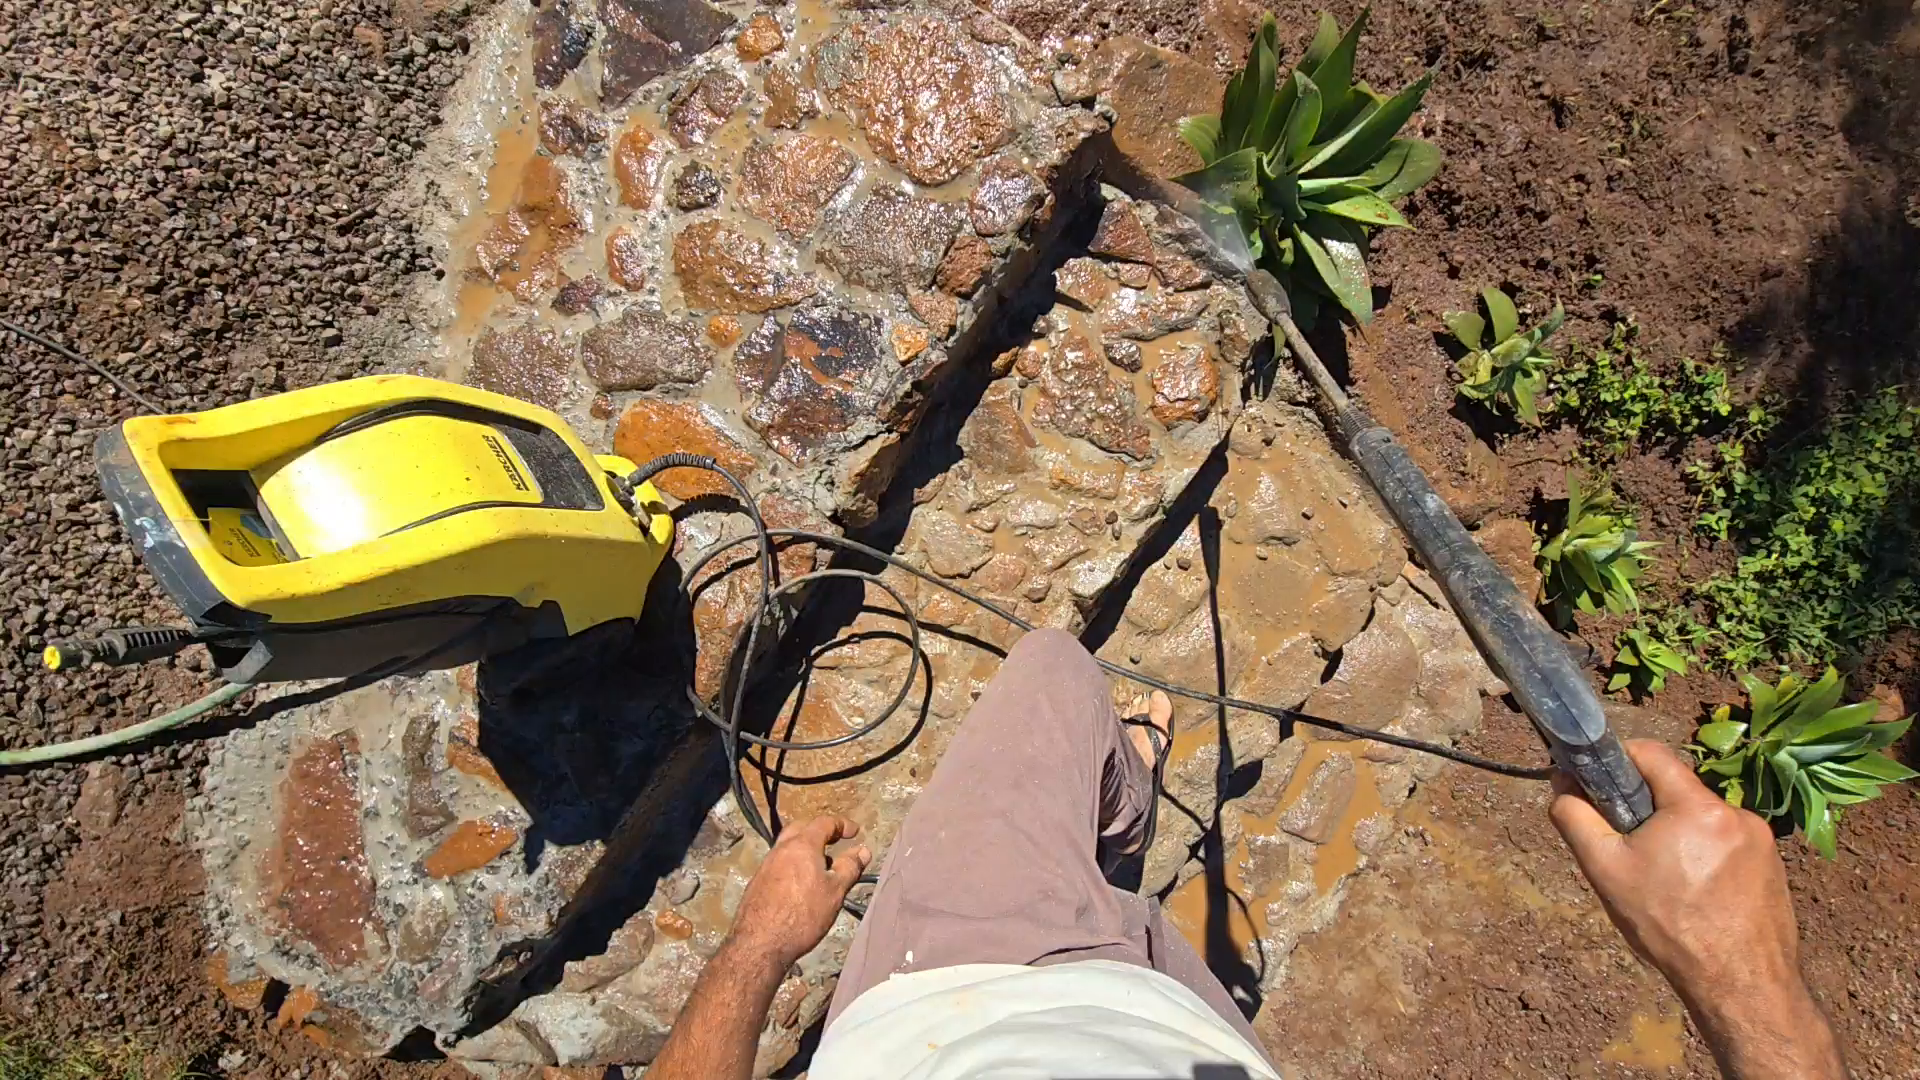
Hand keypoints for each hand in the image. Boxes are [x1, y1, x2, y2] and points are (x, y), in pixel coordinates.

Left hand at [730, 816, 871, 968]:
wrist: (758, 945)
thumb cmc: (802, 915)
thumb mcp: (835, 892)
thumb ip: (850, 868)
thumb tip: (863, 850)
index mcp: (802, 845)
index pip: (824, 822)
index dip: (842, 824)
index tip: (855, 831)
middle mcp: (781, 849)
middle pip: (801, 828)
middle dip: (819, 831)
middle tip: (834, 842)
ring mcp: (766, 866)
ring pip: (788, 847)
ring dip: (805, 850)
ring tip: (820, 869)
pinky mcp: (756, 884)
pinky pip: (779, 864)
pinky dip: (793, 865)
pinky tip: (800, 887)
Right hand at [1551, 740, 1843, 1078]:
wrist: (1741, 987)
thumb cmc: (1666, 921)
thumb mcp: (1601, 864)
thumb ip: (1572, 813)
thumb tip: (1562, 782)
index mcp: (1699, 808)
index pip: (1649, 752)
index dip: (1614, 759)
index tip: (1593, 783)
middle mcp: (1738, 816)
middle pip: (1672, 786)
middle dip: (1640, 803)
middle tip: (1621, 840)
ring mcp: (1763, 842)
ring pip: (1695, 814)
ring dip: (1669, 828)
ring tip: (1654, 871)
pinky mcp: (1773, 866)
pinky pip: (1720, 837)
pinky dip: (1695, 848)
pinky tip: (1684, 885)